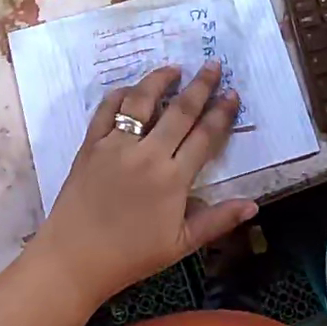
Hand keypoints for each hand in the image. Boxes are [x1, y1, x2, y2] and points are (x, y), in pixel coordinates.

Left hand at [30, 61, 256, 305]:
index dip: (221, 112)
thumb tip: (253, 205)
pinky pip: (106, 111)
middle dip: (200, 85)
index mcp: (173, 179)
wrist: (73, 260)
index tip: (232, 93)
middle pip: (180, 111)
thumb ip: (217, 220)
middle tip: (213, 64)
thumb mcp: (180, 245)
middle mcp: (147, 155)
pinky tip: (130, 89)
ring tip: (174, 68)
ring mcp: (116, 146)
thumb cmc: (130, 256)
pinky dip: (119, 95)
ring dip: (160, 80)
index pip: (205, 136)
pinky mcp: (91, 145)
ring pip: (142, 102)